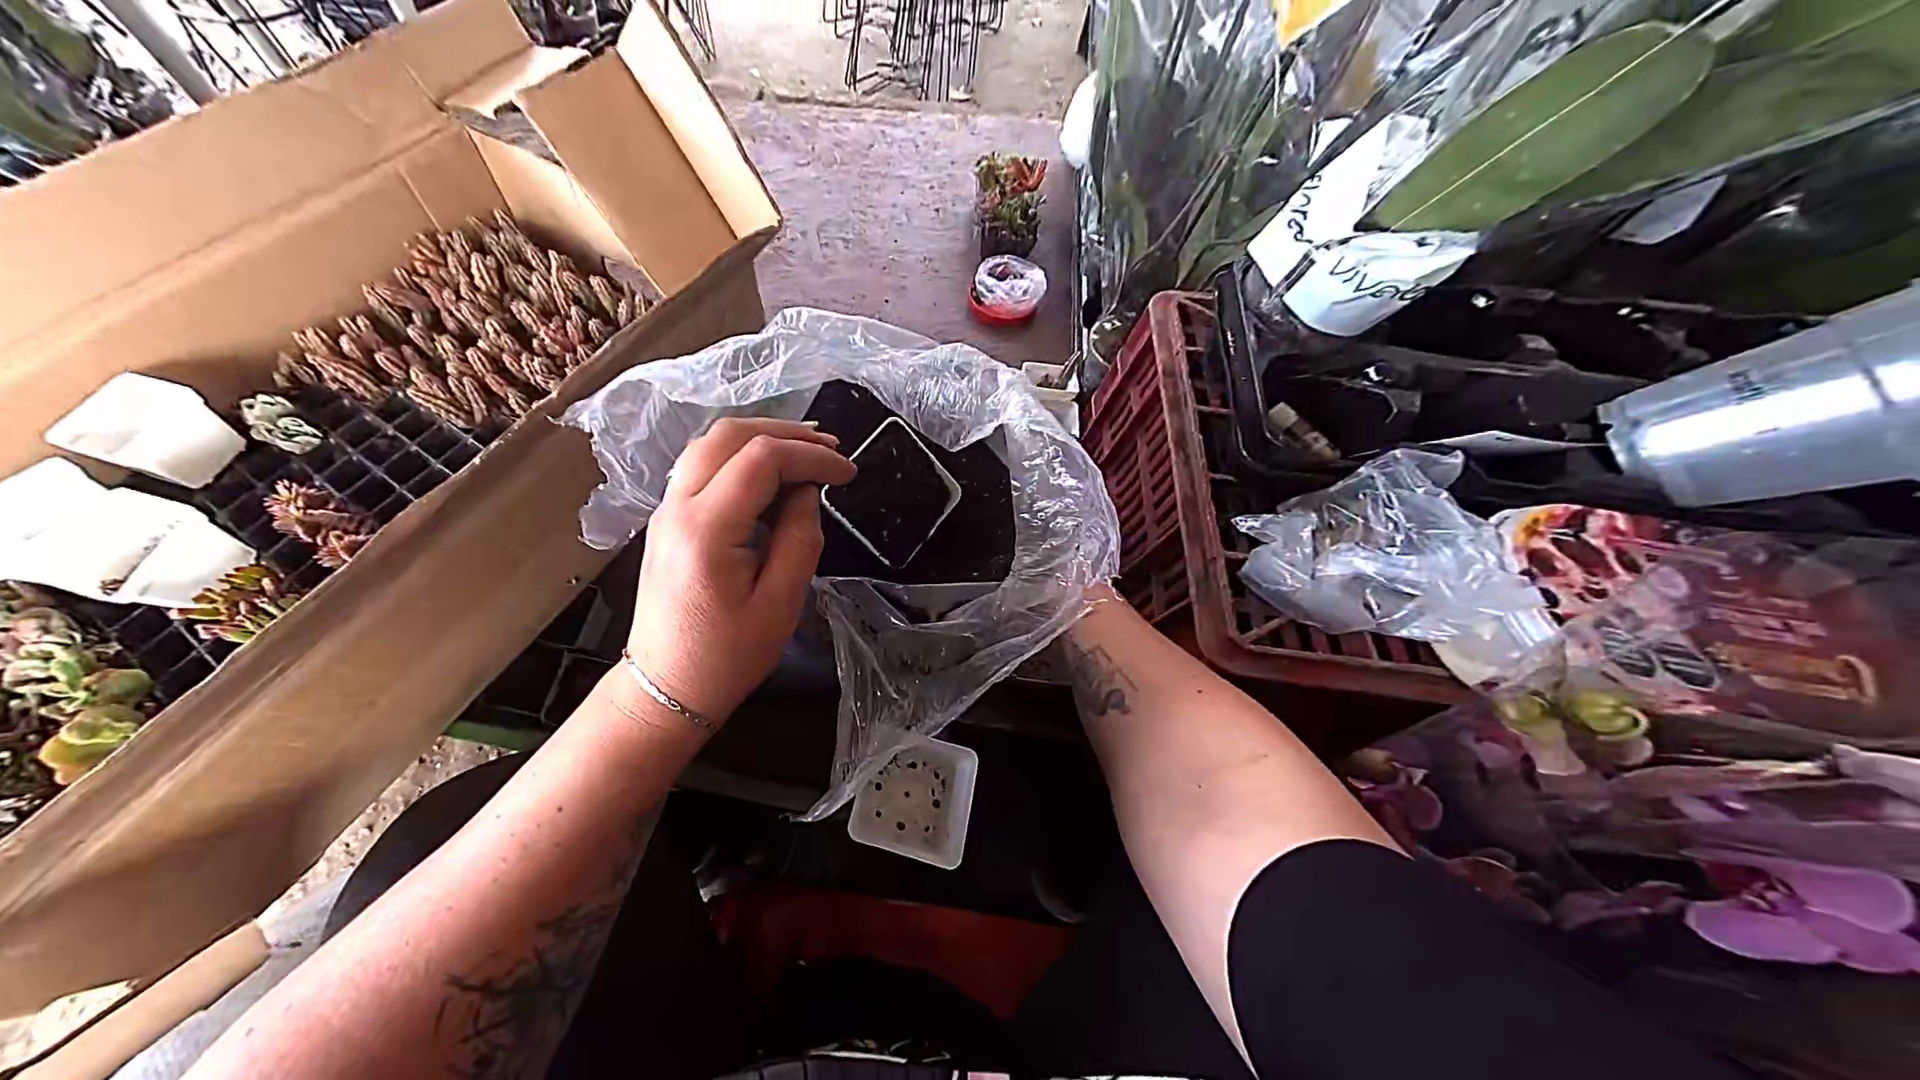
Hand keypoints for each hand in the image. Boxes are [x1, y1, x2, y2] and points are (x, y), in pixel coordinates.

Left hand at [624, 418, 855, 724]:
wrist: (666, 686)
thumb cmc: (727, 656)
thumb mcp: (781, 603)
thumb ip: (800, 538)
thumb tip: (807, 492)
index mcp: (706, 530)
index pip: (761, 460)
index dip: (812, 456)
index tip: (848, 474)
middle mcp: (677, 508)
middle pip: (729, 435)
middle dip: (787, 432)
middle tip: (831, 449)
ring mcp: (666, 510)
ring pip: (711, 443)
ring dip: (762, 437)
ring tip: (807, 452)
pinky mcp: (668, 519)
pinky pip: (703, 465)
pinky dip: (742, 456)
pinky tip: (772, 473)